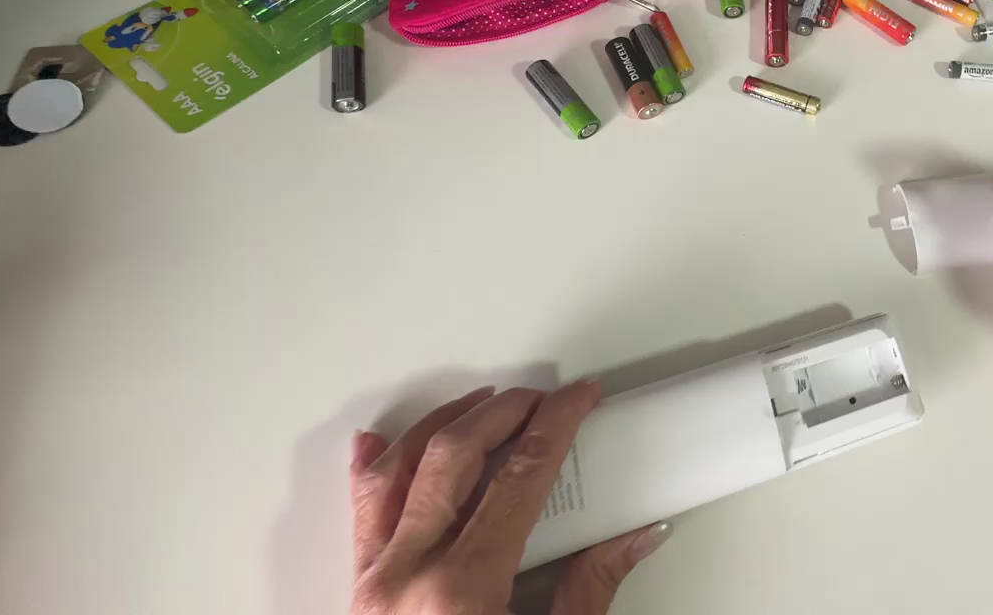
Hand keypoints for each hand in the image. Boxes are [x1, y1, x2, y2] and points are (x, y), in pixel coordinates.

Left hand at [350, 383, 670, 614]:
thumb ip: (591, 591)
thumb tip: (638, 533)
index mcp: (460, 591)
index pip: (521, 474)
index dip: (558, 423)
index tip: (581, 397)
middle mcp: (404, 577)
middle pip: (458, 454)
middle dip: (507, 409)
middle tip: (545, 397)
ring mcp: (370, 585)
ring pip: (401, 470)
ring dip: (445, 423)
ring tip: (484, 402)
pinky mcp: (354, 596)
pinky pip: (357, 515)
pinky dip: (373, 469)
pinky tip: (379, 442)